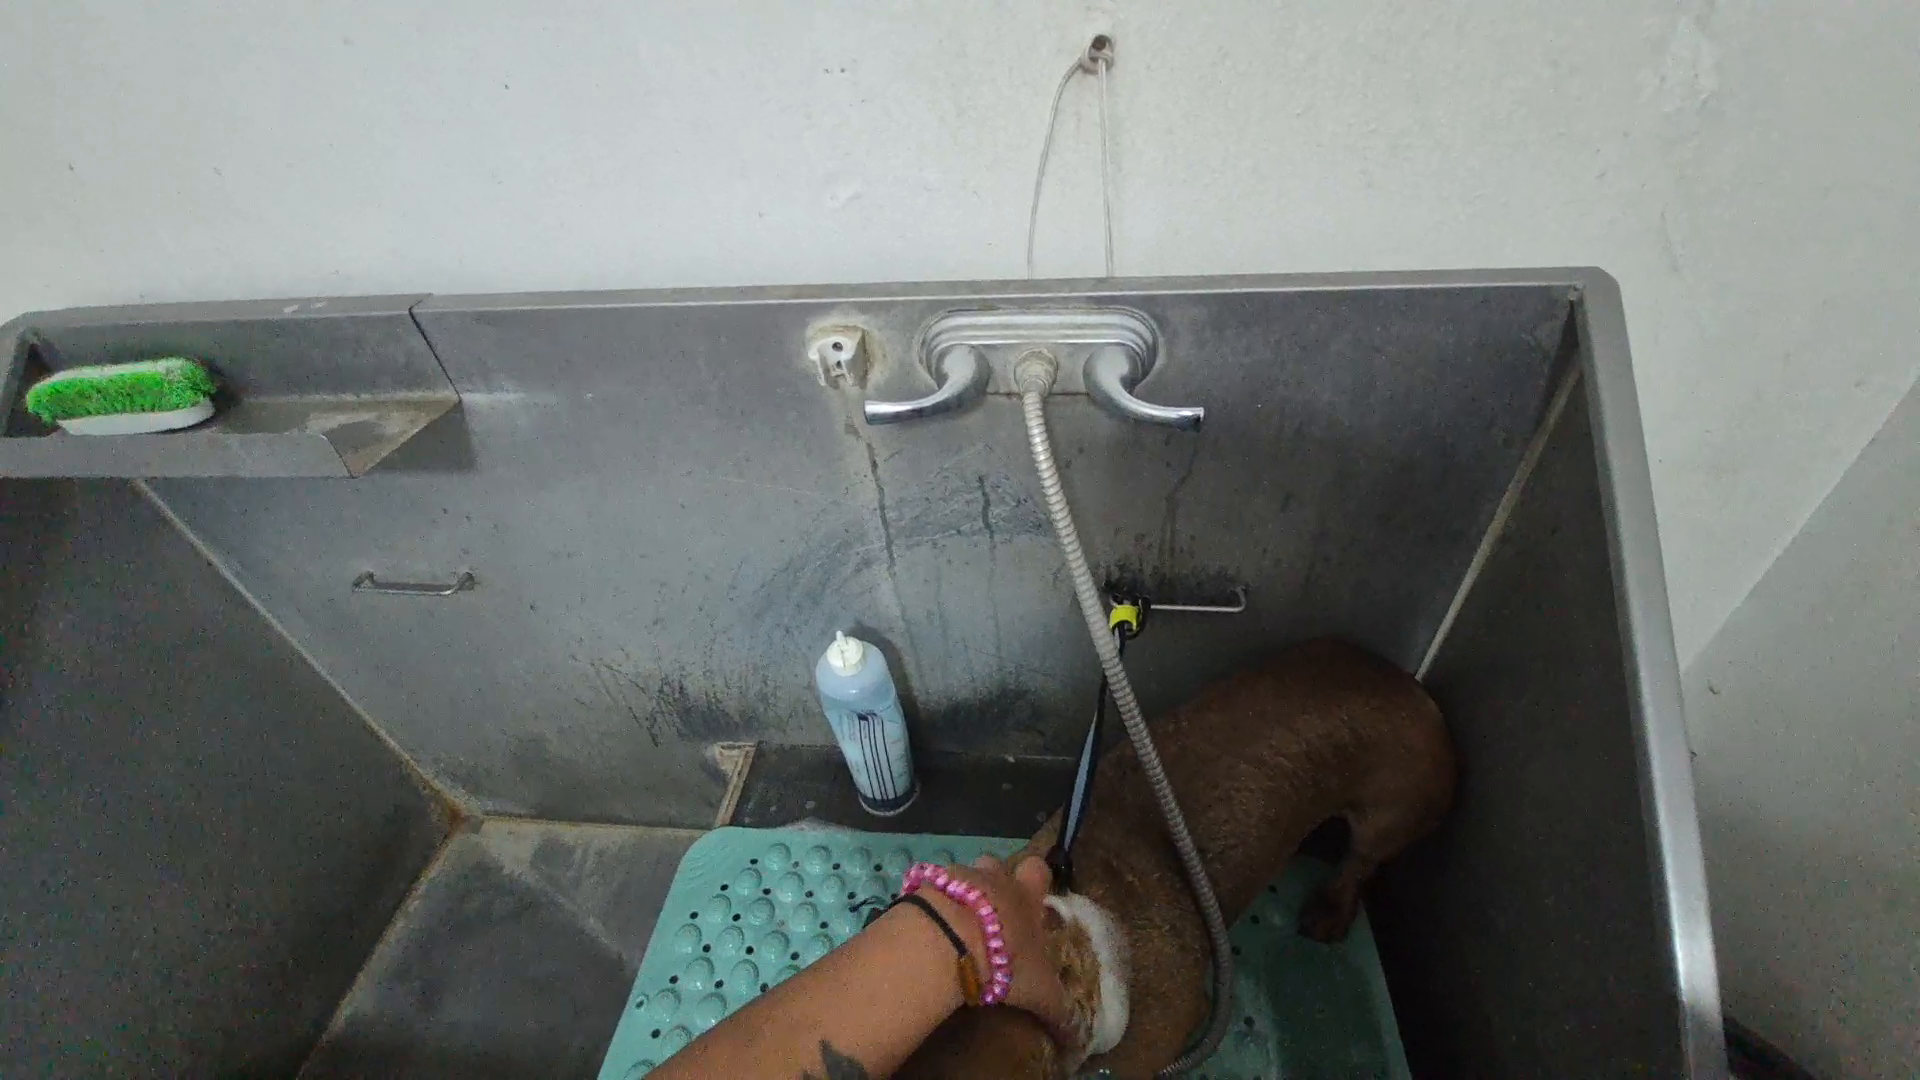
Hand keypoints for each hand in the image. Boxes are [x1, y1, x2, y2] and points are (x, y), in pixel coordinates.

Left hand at [921, 855, 1076, 1047]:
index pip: (1038, 869)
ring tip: (963, 925)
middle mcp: (995, 878)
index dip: (1037, 881)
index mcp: (1026, 895)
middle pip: (998, 866)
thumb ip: (1061, 1012)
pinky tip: (937, 930)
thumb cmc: (1005, 959)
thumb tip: (1080, 1040)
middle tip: (996, 918)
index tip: (1034, 900)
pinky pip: (936, 891)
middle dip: (997, 884)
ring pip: (966, 876)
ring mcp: (961, 878)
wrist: (950, 939)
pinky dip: (938, 906)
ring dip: (966, 895)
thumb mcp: (1040, 992)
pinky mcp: (929, 887)